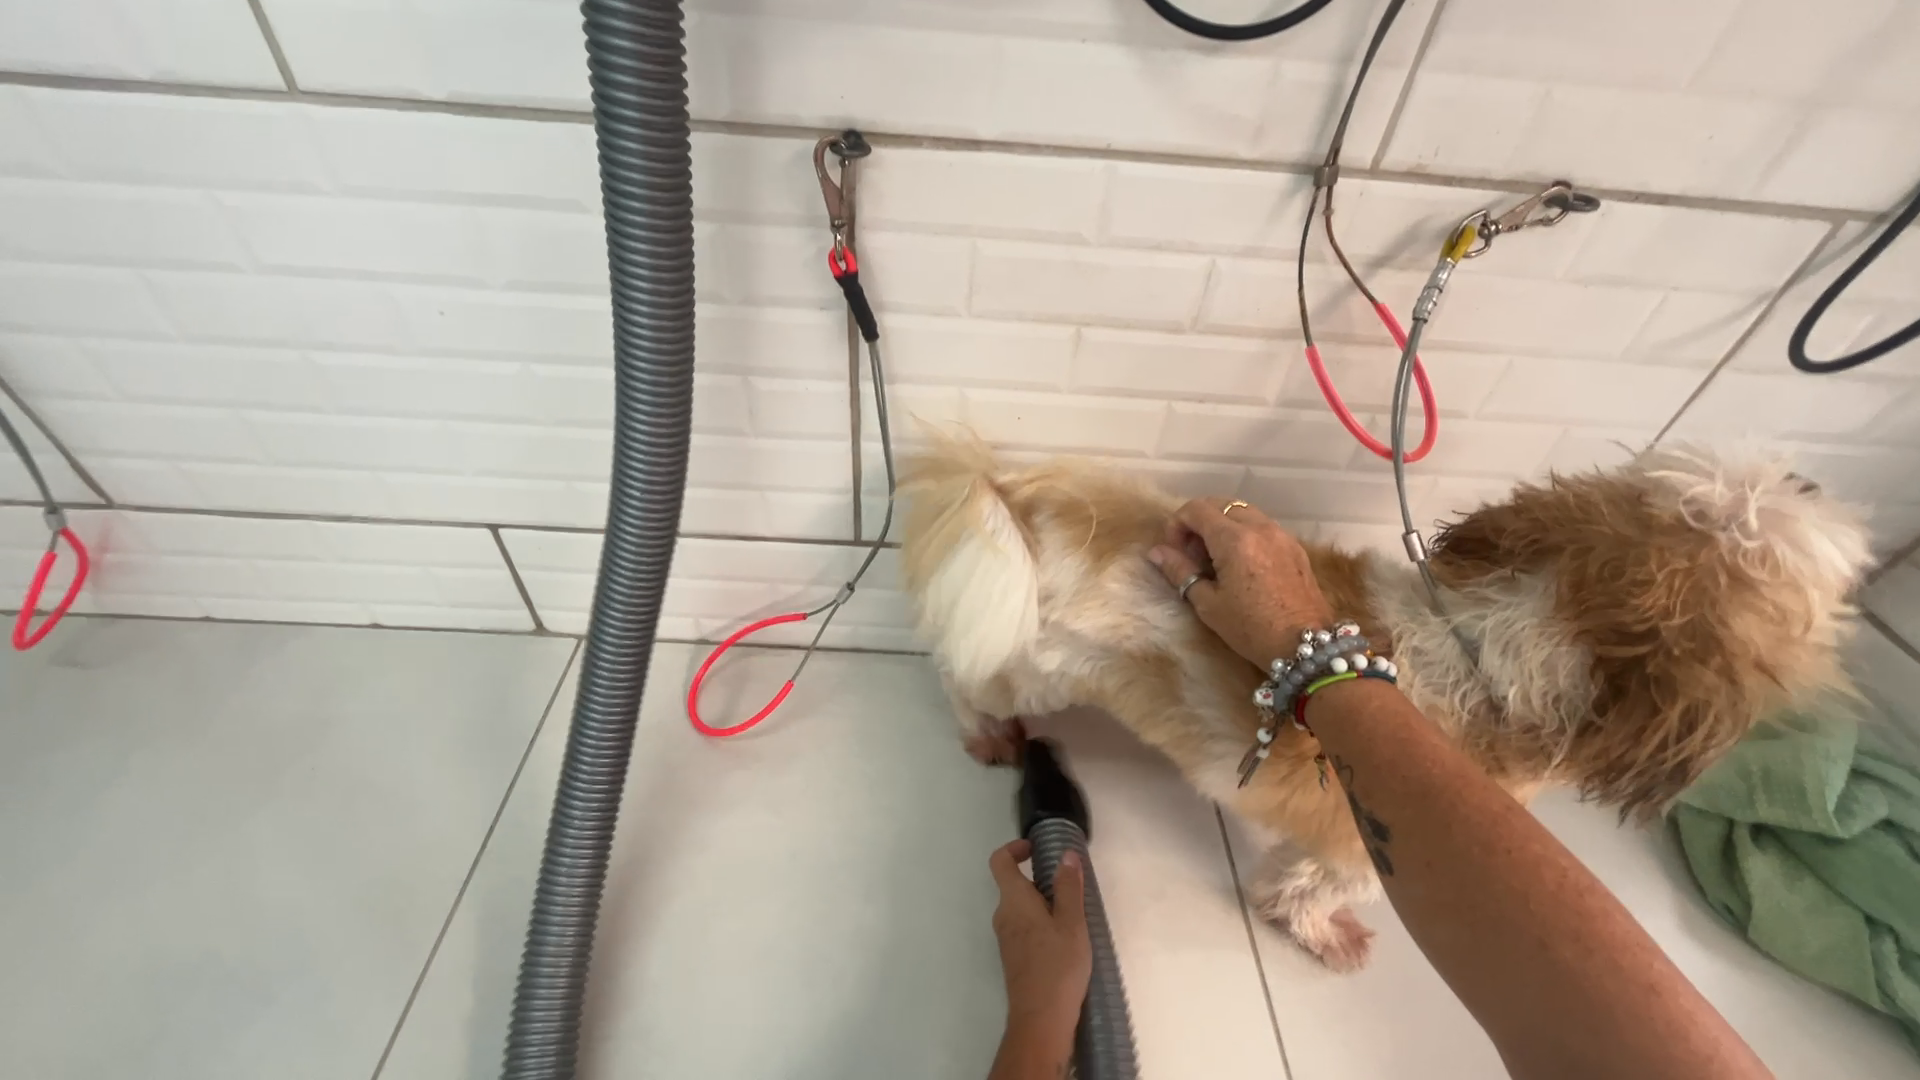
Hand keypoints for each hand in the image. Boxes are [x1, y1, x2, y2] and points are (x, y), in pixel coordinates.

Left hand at [988, 839, 1091, 1046]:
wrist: (1040, 1020)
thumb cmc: (1057, 966)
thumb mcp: (1071, 922)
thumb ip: (1069, 887)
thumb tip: (1066, 855)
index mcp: (1013, 900)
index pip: (999, 861)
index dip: (1014, 849)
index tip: (1036, 850)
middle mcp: (1003, 915)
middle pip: (1013, 885)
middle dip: (1039, 881)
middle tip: (1069, 889)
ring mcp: (1005, 938)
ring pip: (1020, 908)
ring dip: (1042, 905)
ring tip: (1072, 918)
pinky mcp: (1013, 957)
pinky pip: (1023, 928)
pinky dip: (1040, 924)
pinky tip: (1064, 942)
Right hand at [1146, 496, 1334, 667]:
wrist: (1306, 646)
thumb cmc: (1250, 628)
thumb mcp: (1208, 603)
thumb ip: (1180, 571)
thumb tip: (1156, 552)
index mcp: (1234, 540)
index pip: (1196, 509)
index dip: (1177, 524)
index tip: (1174, 551)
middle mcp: (1260, 528)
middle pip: (1220, 504)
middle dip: (1199, 521)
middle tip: (1192, 553)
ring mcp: (1281, 534)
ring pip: (1242, 511)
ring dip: (1222, 525)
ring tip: (1215, 557)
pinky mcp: (1294, 546)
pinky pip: (1261, 525)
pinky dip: (1243, 531)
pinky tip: (1240, 563)